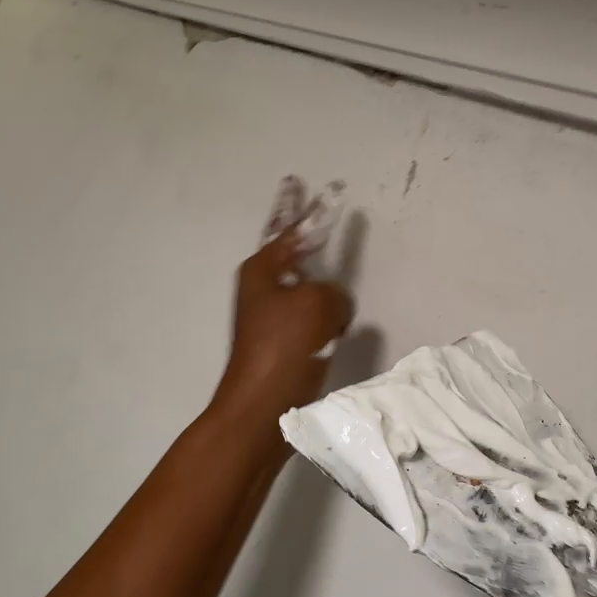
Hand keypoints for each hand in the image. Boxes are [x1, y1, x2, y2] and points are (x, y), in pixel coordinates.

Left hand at [210, 178, 353, 426]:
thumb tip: (331, 311)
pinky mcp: (281, 343)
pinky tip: (336, 324)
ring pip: (303, 285)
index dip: (312, 207)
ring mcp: (270, 316)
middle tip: (317, 204)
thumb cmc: (284, 348)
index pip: (293, 228)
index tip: (320, 185)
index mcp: (263, 269)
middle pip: (291, 248)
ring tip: (334, 274)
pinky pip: (310, 314)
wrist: (261, 410)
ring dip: (320, 279)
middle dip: (306, 227)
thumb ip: (334, 294)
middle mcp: (261, 287)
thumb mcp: (320, 305)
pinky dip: (324, 314)